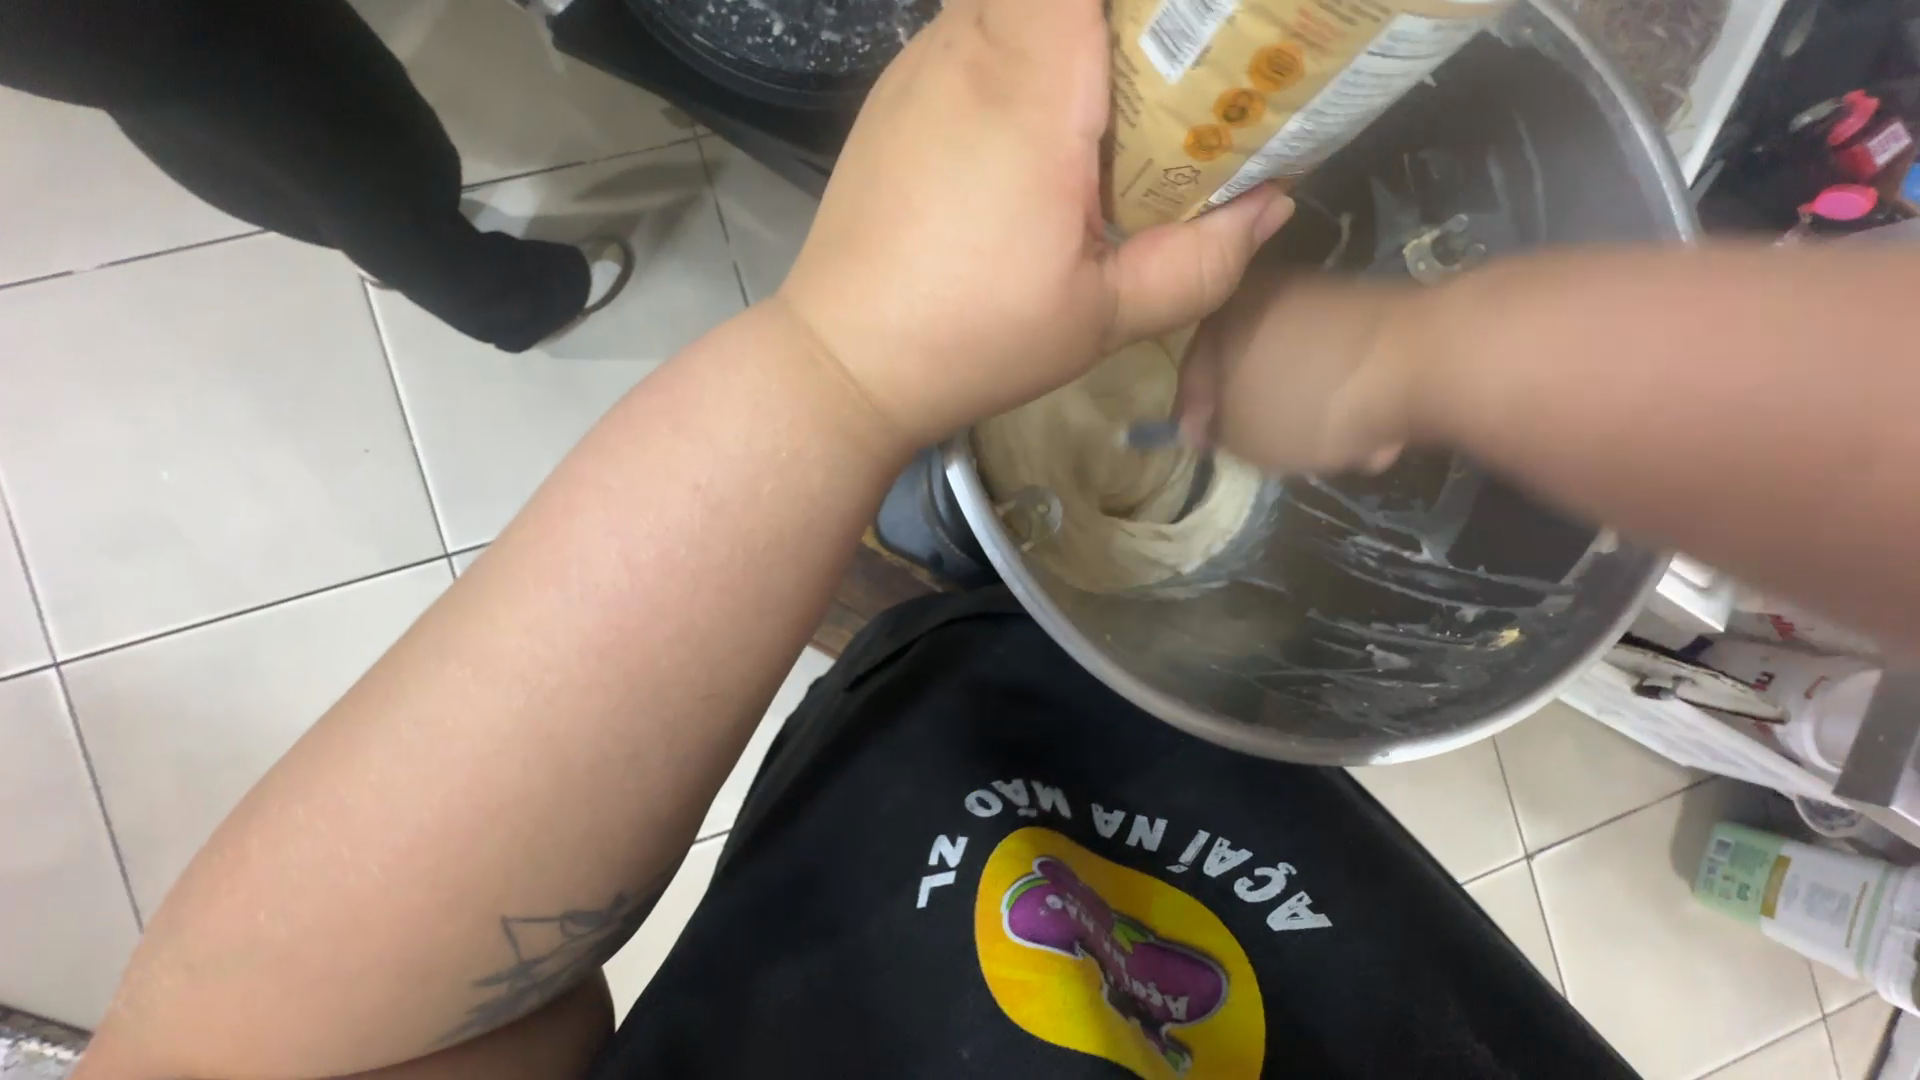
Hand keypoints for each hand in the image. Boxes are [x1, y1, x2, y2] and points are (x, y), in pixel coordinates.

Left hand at [774, 0, 1293, 449]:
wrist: (847, 362)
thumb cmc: (973, 341)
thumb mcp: (1102, 318)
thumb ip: (1200, 261)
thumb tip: (1269, 205)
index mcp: (1031, 81)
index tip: (1181, 34)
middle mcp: (968, 42)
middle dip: (1118, 20)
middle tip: (1161, 81)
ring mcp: (920, 62)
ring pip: (1011, 3)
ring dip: (1066, 37)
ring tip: (1098, 118)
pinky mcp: (893, 94)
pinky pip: (973, 35)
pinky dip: (1015, 58)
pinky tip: (1025, 142)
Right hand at [1176, 273, 1431, 473]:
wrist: (1431, 358)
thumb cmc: (1311, 398)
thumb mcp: (1243, 435)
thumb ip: (1216, 433)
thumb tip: (1207, 429)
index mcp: (1224, 315)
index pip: (1191, 373)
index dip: (1194, 418)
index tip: (1202, 449)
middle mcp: (1270, 295)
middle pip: (1248, 369)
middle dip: (1257, 413)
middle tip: (1263, 451)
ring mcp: (1328, 301)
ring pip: (1299, 371)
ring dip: (1308, 413)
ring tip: (1328, 451)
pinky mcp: (1378, 316)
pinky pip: (1344, 369)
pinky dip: (1350, 400)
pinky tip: (1371, 435)